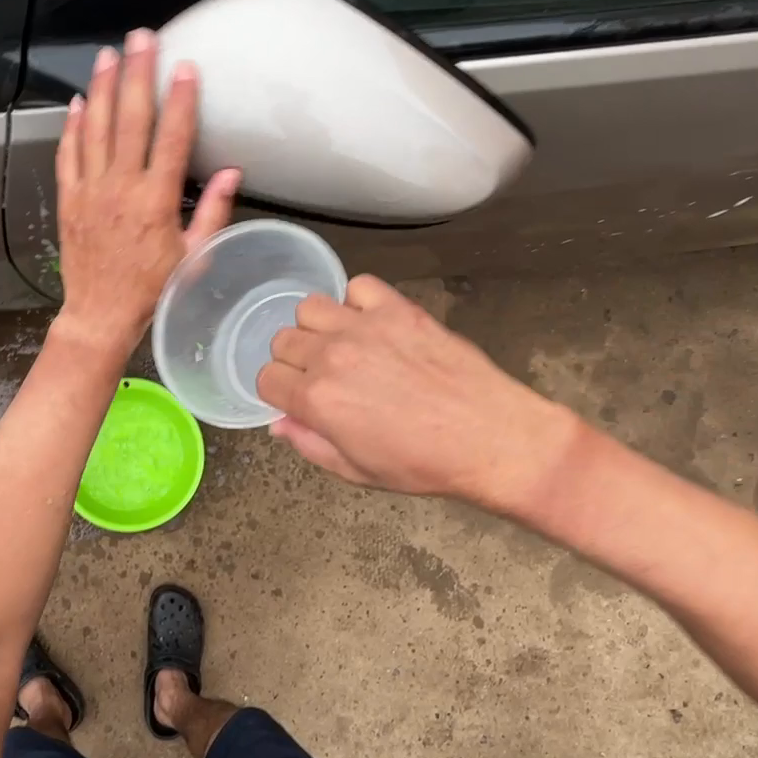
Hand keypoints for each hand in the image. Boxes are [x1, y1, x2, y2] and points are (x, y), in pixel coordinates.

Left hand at [51, 29, 239, 353]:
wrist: (100, 314)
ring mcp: (90, 191)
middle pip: (131, 120)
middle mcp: (120, 188)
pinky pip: (69, 154)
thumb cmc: (151, 291)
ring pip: (96, 128)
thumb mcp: (193, 257)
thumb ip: (212, 213)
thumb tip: (230, 173)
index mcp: (155, 201)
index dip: (180, 99)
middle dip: (138, 74)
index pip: (171, 138)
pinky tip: (80, 102)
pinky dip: (73, 126)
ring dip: (104, 88)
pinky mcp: (69, 200)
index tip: (185, 67)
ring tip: (110, 55)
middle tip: (143, 39)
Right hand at [256, 275, 584, 514]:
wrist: (490, 438)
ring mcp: (366, 326)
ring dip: (317, 327)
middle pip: (283, 340)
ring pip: (310, 308)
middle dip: (295, 360)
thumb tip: (279, 424)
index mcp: (316, 399)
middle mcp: (332, 355)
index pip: (266, 378)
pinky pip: (358, 286)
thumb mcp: (356, 471)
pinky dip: (357, 301)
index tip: (297, 400)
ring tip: (342, 346)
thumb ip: (309, 445)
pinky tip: (371, 324)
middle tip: (323, 377)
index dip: (278, 392)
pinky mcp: (399, 309)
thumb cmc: (422, 464)